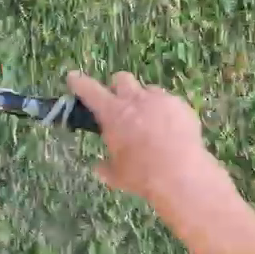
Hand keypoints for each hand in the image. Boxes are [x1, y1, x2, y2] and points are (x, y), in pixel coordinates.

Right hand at [67, 71, 230, 208]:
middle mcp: (135, 100)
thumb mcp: (118, 175)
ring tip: (151, 122)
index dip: (79, 82)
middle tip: (120, 105)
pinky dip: (166, 112)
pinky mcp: (182, 106)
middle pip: (121, 79)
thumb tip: (98, 168)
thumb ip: (106, 167)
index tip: (73, 77)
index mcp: (112, 113)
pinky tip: (172, 131)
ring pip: (148, 90)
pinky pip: (170, 102)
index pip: (89, 90)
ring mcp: (160, 100)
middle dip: (118, 88)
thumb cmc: (142, 175)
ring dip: (144, 101)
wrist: (182, 175)